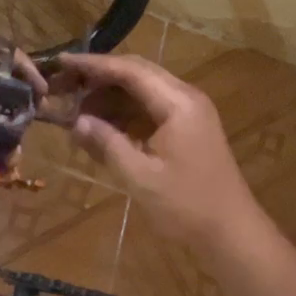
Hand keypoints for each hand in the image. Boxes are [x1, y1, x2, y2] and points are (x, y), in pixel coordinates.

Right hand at [55, 53, 265, 247]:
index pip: (129, 70)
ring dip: (109, 97)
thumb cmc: (187, 206)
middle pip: (136, 73)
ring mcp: (189, 112)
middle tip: (63, 85)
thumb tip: (76, 122)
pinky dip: (124, 113)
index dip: (93, 64)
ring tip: (75, 109)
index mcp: (178, 103)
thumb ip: (107, 144)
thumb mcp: (140, 177)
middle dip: (98, 77)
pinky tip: (100, 127)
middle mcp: (185, 98)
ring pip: (142, 91)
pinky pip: (150, 108)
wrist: (233, 234)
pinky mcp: (187, 129)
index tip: (62, 61)